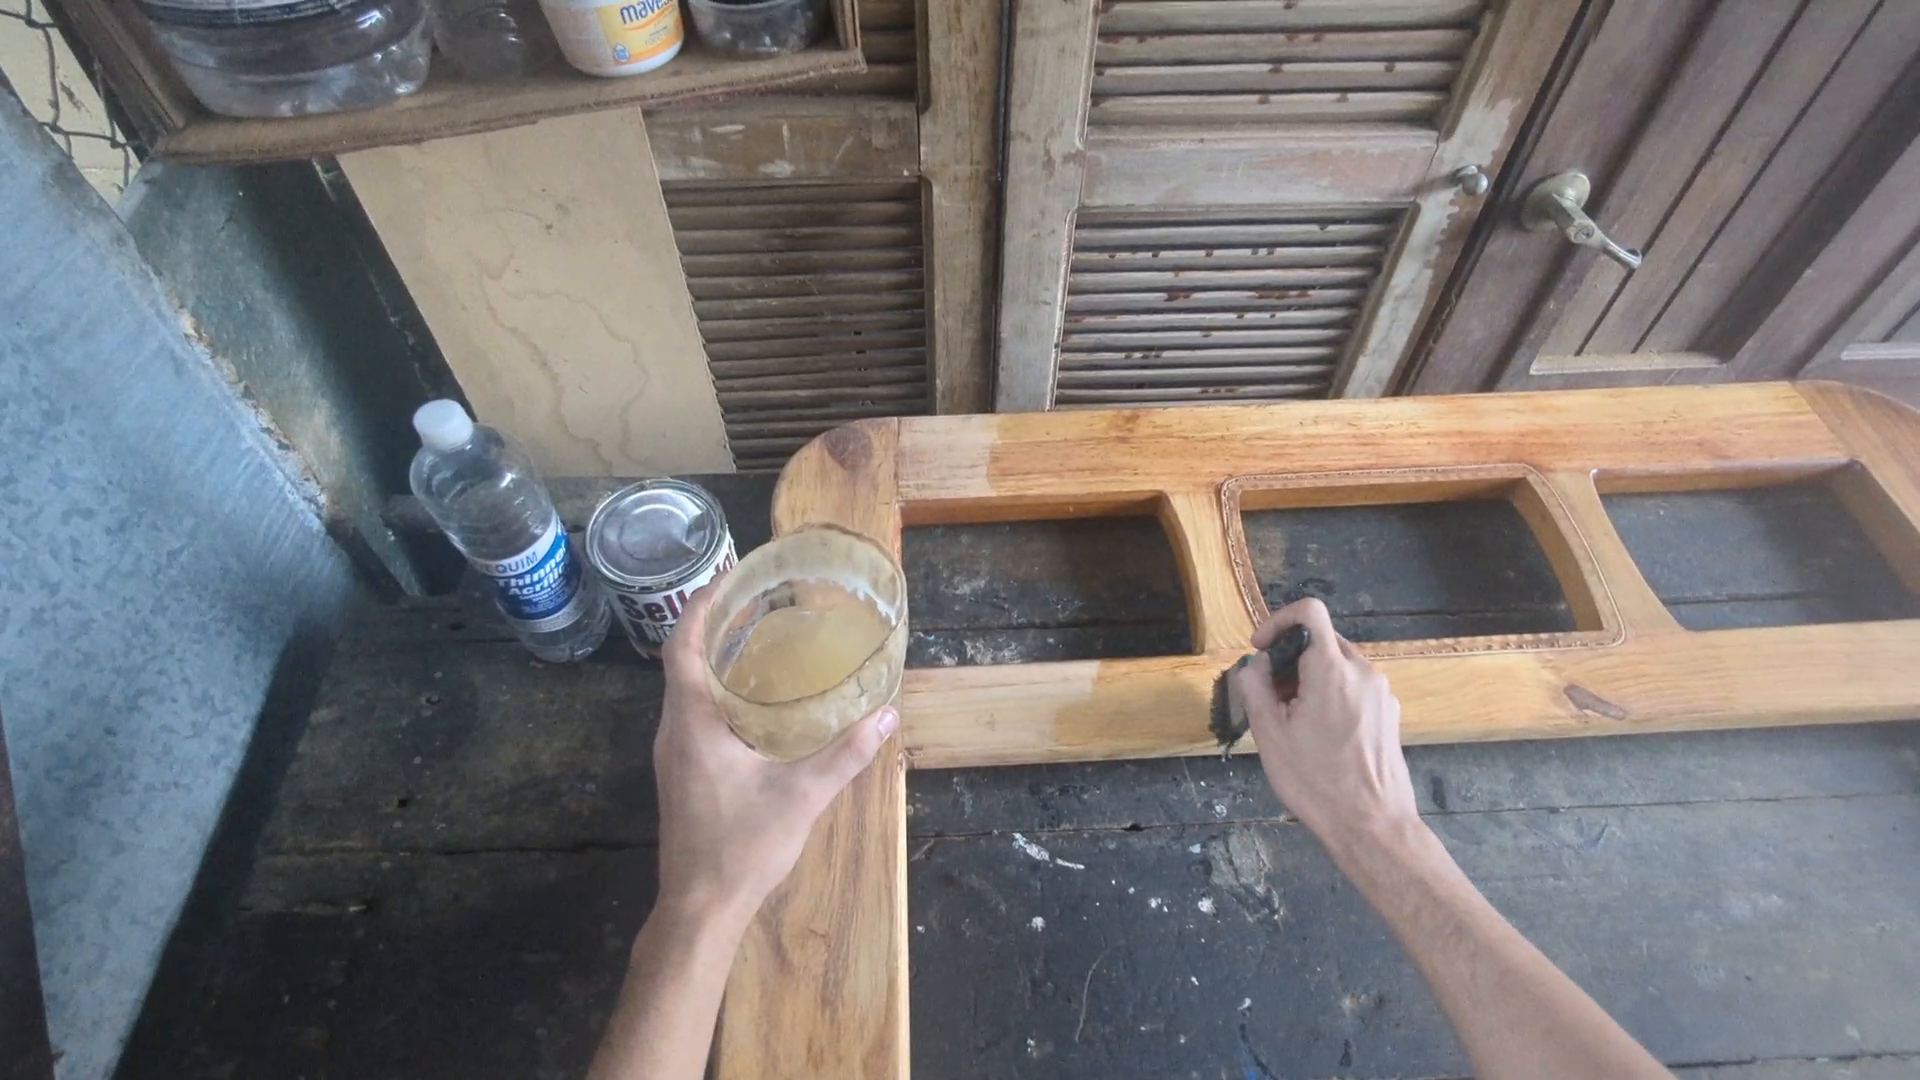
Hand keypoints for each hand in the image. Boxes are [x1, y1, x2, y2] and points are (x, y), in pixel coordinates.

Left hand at [653, 582, 897, 927]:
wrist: (700, 910)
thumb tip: (887, 713)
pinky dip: (718, 686)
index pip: (683, 647)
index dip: (701, 607)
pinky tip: (756, 694)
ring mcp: (675, 752)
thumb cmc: (742, 847)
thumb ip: (846, 754)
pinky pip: (694, 709)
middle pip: (683, 660)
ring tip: (761, 635)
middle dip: (714, 623)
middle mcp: (675, 729)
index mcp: (693, 723)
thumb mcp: (802, 796)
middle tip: (760, 600)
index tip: (729, 577)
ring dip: (715, 655)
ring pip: (687, 686)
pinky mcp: (682, 769)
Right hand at [1234, 598, 1417, 852]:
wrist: (1372, 826)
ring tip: (1293, 718)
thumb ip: (1255, 685)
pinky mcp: (1389, 713)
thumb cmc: (1315, 780)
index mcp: (1332, 670)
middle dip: (1290, 658)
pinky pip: (1353, 685)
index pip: (1309, 612)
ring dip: (1308, 677)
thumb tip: (1258, 663)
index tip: (1261, 650)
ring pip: (1337, 663)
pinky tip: (1318, 731)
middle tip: (1271, 695)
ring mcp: (1381, 693)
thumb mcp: (1268, 733)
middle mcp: (1363, 672)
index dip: (1278, 620)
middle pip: (1321, 639)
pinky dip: (1329, 692)